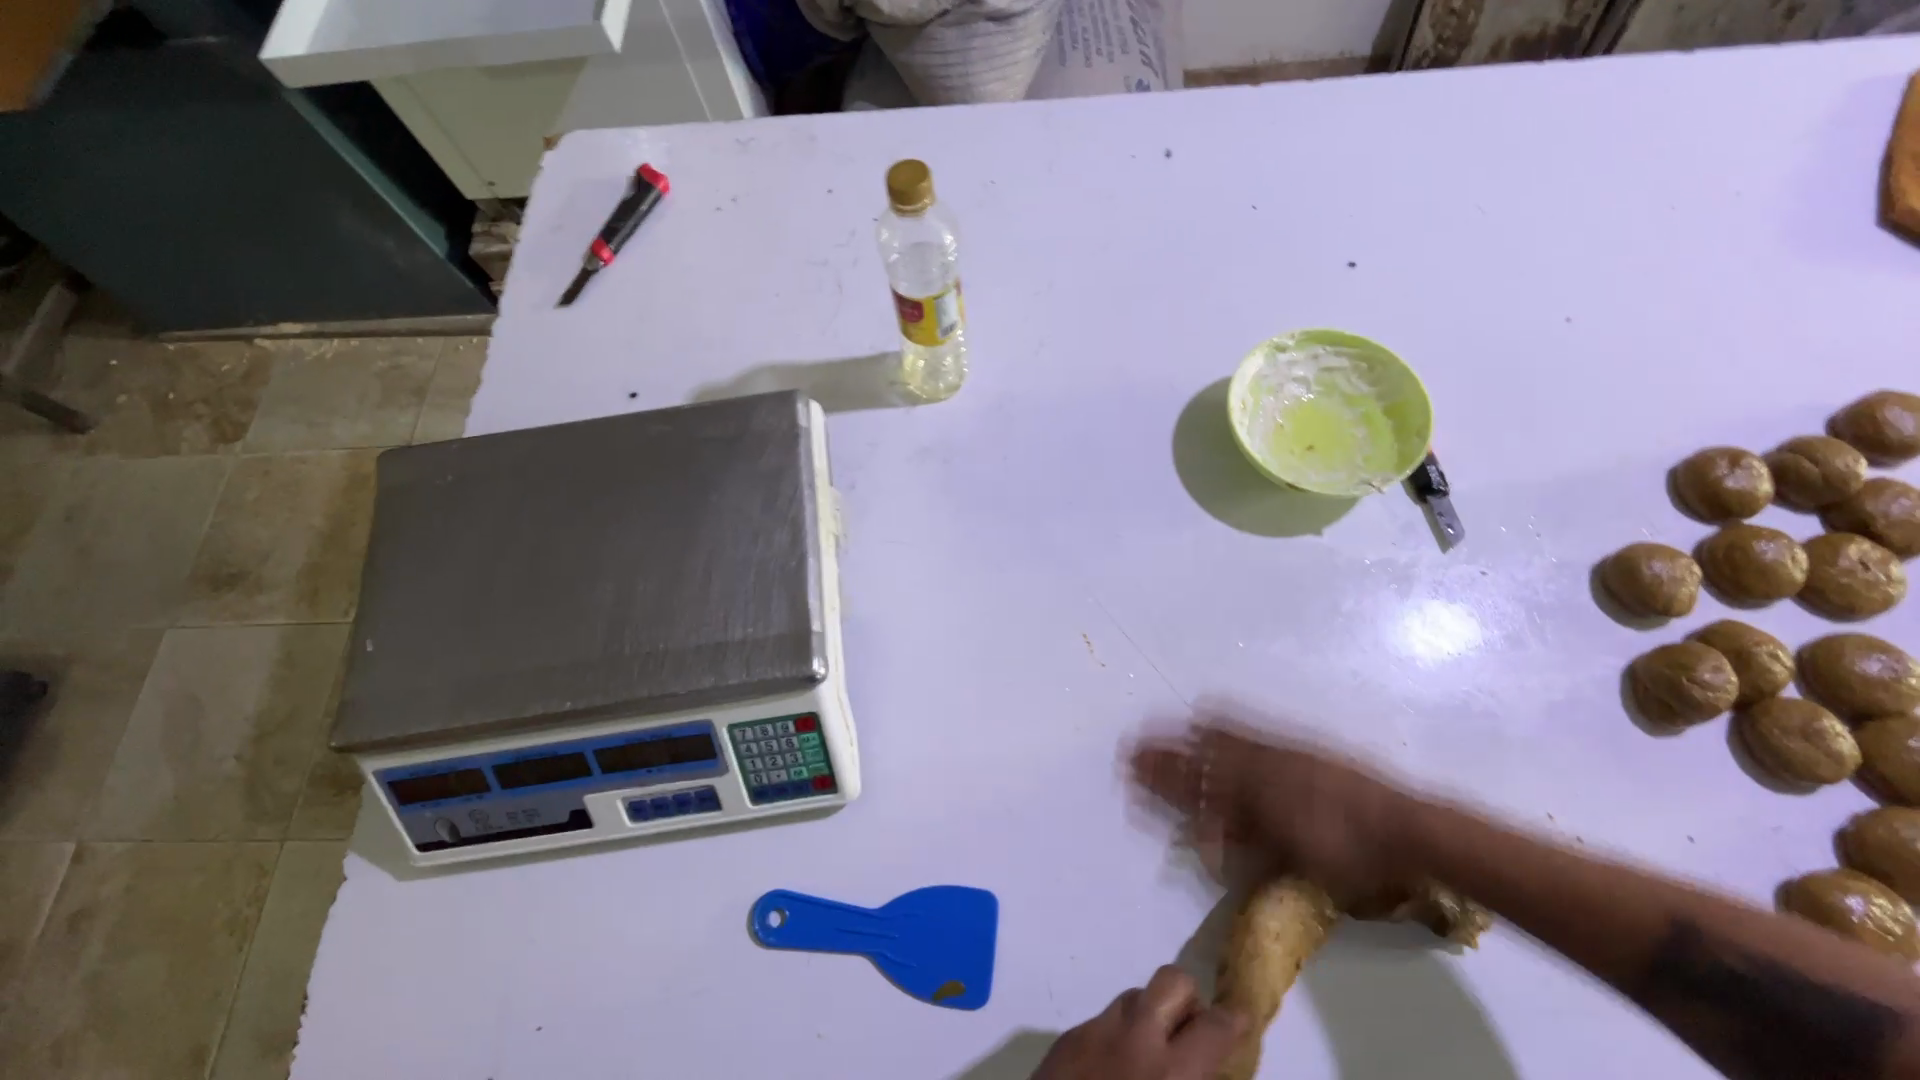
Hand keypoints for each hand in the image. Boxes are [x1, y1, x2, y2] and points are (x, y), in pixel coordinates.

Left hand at [1030, 966, 1244, 1079]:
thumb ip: (1195, 1079)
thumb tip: (1204, 1071)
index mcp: (1172, 1071)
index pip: (1217, 1024)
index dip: (1234, 1022)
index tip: (1239, 1027)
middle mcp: (1135, 1039)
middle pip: (1174, 982)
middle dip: (1189, 1003)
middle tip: (1190, 1039)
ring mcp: (1095, 1032)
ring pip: (1135, 996)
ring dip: (1150, 1017)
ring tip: (1149, 1059)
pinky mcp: (1065, 1039)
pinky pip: (1103, 1021)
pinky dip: (1117, 1037)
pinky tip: (1111, 1073)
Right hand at [1130, 706, 1430, 902]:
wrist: (1408, 828)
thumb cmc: (1350, 856)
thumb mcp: (1293, 861)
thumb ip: (1244, 844)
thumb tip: (1202, 837)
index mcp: (1256, 799)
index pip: (1196, 788)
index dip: (1161, 783)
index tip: (1131, 776)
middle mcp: (1260, 769)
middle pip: (1201, 759)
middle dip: (1164, 757)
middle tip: (1132, 751)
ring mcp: (1278, 754)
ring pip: (1219, 741)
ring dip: (1184, 737)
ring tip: (1157, 731)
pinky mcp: (1296, 747)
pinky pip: (1246, 728)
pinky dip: (1219, 721)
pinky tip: (1208, 715)